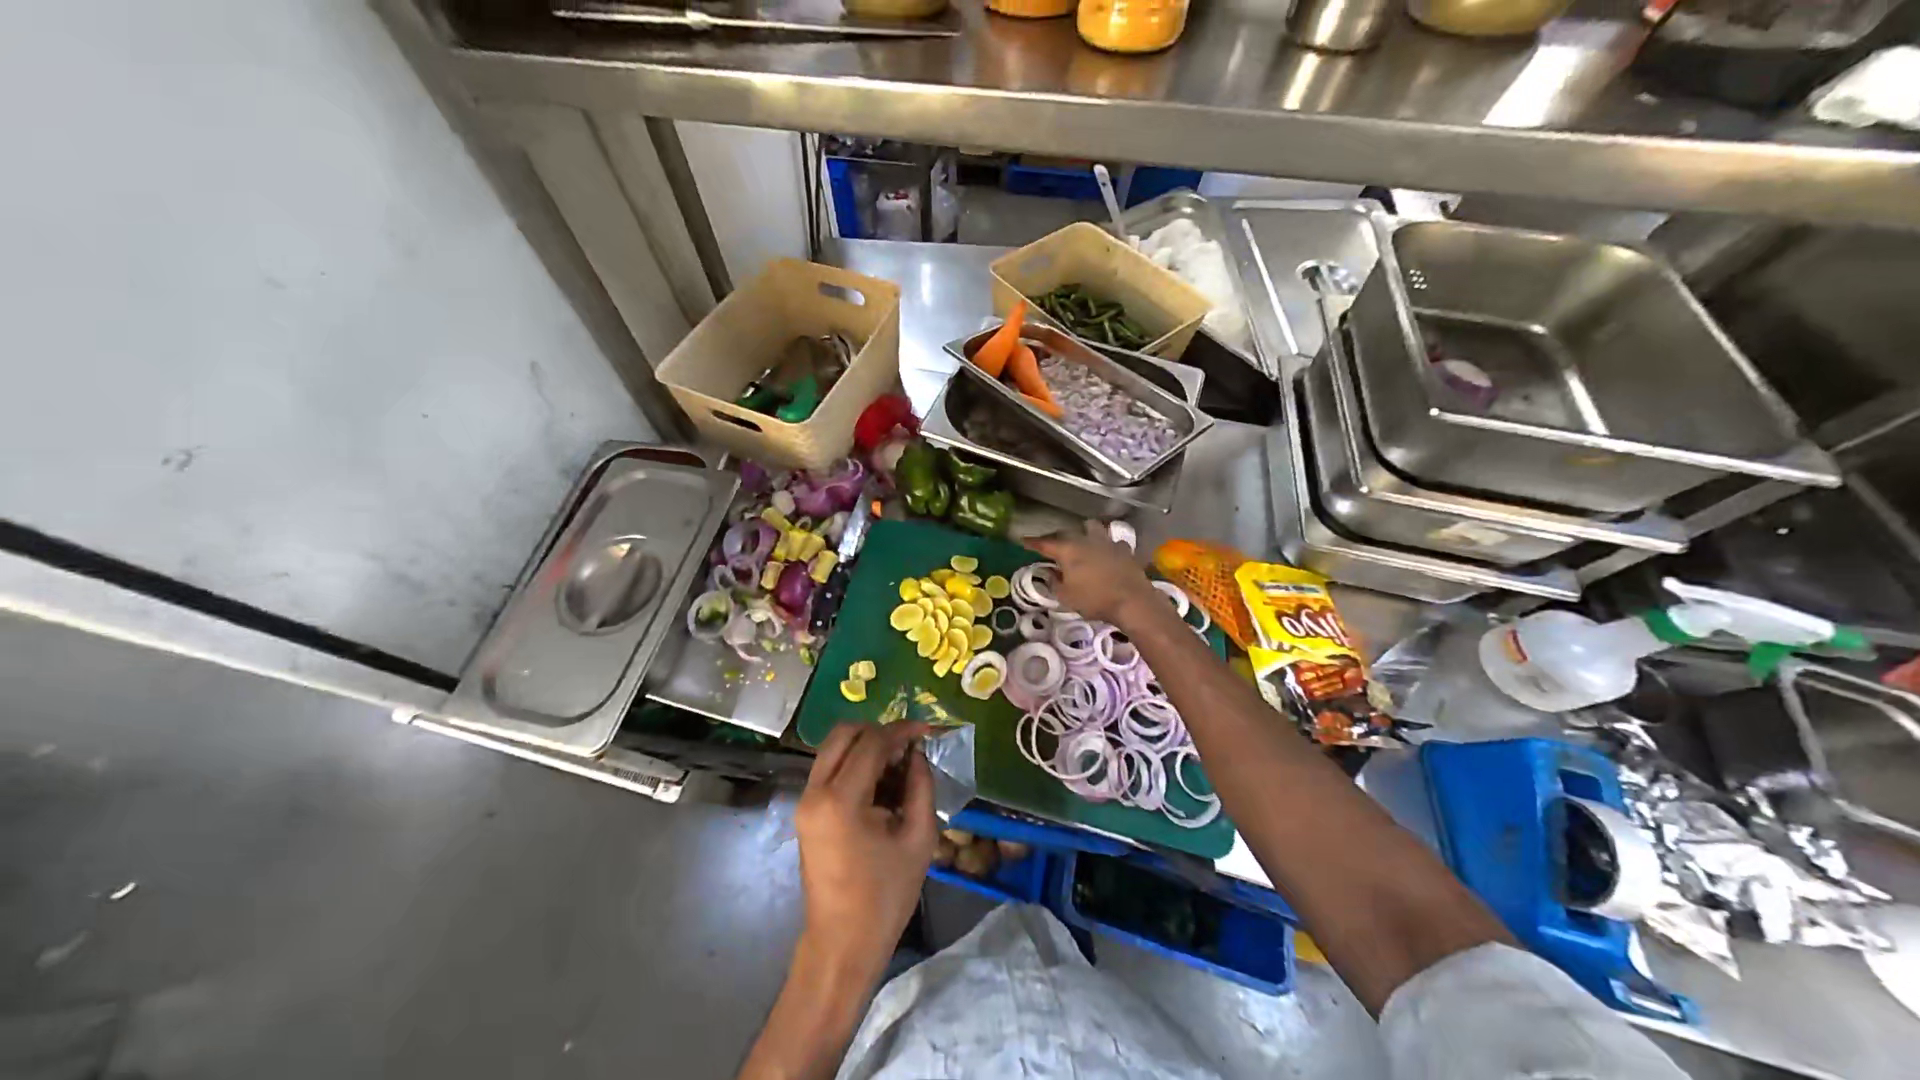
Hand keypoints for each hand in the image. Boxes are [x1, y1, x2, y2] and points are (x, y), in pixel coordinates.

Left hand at [794, 721, 936, 976]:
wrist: (842, 941)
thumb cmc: (885, 895)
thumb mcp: (918, 838)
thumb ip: (921, 786)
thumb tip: (918, 754)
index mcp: (841, 800)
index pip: (871, 742)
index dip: (901, 730)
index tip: (926, 731)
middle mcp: (814, 792)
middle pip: (843, 733)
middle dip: (879, 731)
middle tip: (908, 746)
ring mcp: (805, 801)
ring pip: (833, 748)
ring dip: (865, 746)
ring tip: (898, 765)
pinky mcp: (805, 812)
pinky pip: (829, 769)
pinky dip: (854, 763)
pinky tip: (881, 783)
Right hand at [1026, 520, 1159, 625]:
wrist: (1132, 601)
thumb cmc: (1094, 600)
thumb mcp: (1066, 597)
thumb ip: (1054, 582)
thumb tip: (1049, 573)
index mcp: (1068, 550)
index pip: (1045, 543)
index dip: (1033, 542)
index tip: (1023, 541)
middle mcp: (1086, 540)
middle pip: (1067, 532)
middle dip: (1057, 538)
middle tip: (1052, 546)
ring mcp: (1107, 542)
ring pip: (1092, 528)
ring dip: (1084, 532)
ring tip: (1082, 540)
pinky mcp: (1124, 549)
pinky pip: (1111, 541)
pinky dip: (1106, 545)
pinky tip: (1106, 552)